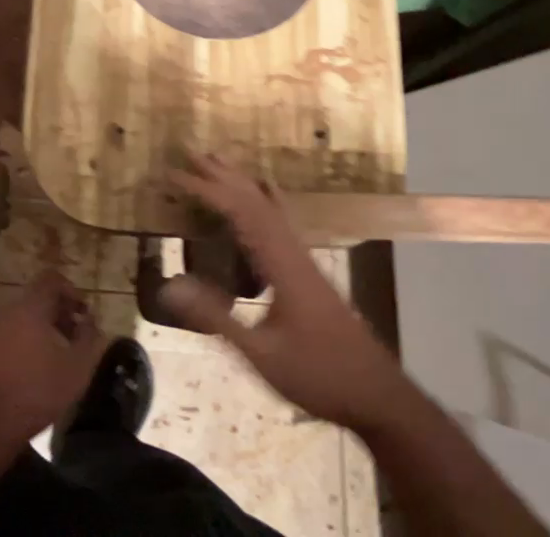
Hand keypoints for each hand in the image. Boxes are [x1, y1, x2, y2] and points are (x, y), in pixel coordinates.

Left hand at [0, 271, 108, 443]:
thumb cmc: (34, 392)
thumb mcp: (76, 369)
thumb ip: (89, 339)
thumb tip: (91, 320)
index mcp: (29, 307)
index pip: (52, 279)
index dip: (71, 291)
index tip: (83, 314)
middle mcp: (3, 307)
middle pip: (35, 298)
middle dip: (57, 313)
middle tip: (73, 338)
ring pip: (19, 316)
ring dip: (38, 328)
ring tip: (53, 355)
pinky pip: (4, 332)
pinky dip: (20, 340)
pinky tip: (29, 367)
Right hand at [159, 155, 408, 431]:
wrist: (379, 397)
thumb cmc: (319, 376)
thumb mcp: (261, 354)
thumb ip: (217, 319)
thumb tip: (170, 285)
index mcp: (283, 266)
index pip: (241, 214)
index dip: (206, 192)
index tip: (174, 176)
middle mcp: (295, 254)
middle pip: (258, 201)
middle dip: (224, 176)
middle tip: (193, 152)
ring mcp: (306, 263)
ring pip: (272, 209)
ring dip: (244, 183)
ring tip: (221, 162)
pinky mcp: (310, 275)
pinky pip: (282, 223)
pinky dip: (266, 201)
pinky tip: (268, 195)